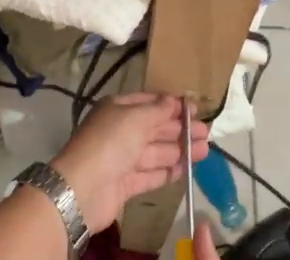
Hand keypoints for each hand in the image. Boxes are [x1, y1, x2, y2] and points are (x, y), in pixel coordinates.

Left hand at [51, 93, 209, 231]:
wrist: (83, 188)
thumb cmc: (110, 143)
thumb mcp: (135, 118)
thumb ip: (158, 110)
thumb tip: (174, 100)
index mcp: (119, 109)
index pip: (149, 103)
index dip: (171, 104)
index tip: (194, 108)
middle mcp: (121, 131)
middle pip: (155, 128)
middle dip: (180, 129)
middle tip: (206, 132)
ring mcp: (123, 159)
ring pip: (156, 151)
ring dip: (180, 150)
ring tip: (204, 150)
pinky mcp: (126, 184)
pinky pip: (151, 174)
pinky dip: (169, 171)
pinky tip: (187, 169)